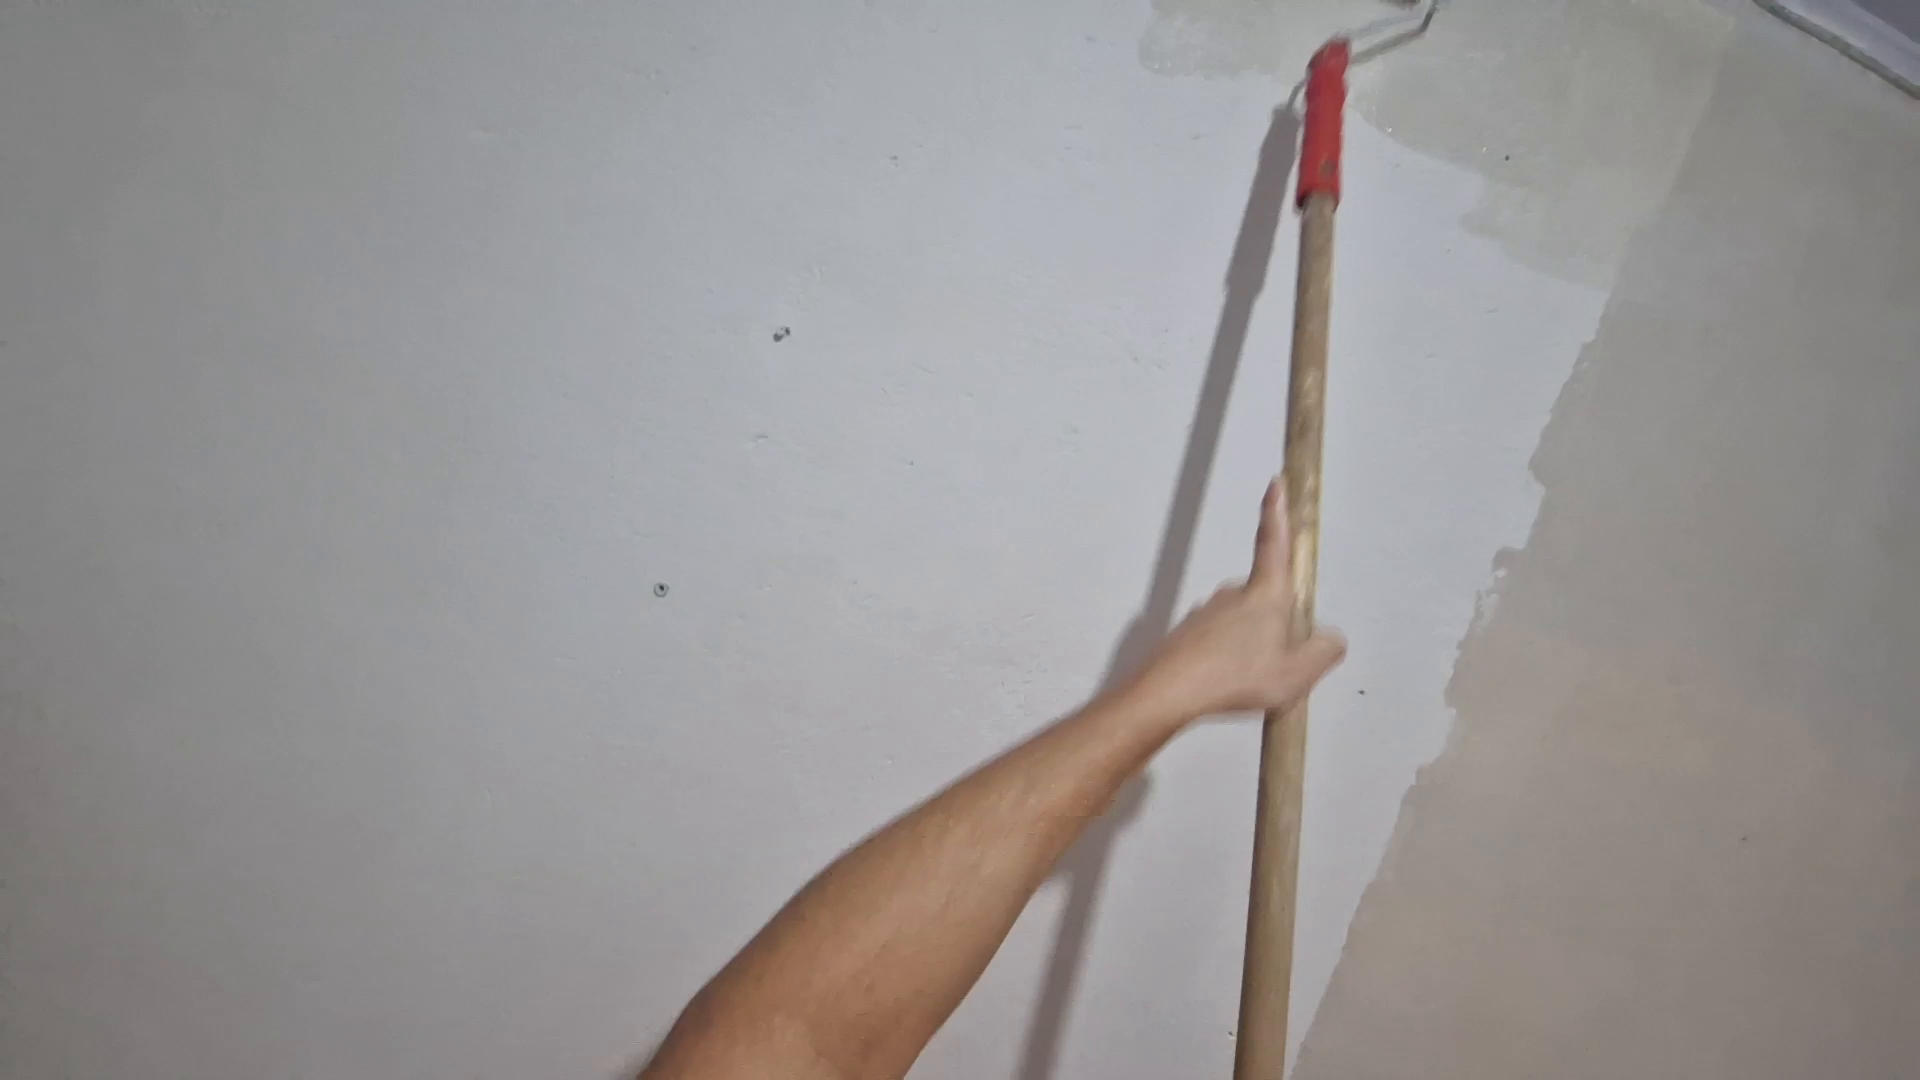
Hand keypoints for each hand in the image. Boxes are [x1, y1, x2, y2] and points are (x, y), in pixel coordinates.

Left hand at [1127, 478, 1345, 723]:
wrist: (1170, 690)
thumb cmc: (1240, 676)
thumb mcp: (1300, 672)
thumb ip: (1324, 650)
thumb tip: (1330, 637)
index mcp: (1264, 595)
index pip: (1274, 545)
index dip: (1277, 514)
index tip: (1275, 483)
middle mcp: (1230, 595)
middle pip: (1262, 600)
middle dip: (1274, 626)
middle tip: (1276, 666)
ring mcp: (1204, 613)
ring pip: (1239, 626)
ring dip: (1248, 648)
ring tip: (1246, 683)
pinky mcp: (1185, 634)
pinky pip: (1216, 645)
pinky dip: (1224, 662)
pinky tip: (1223, 687)